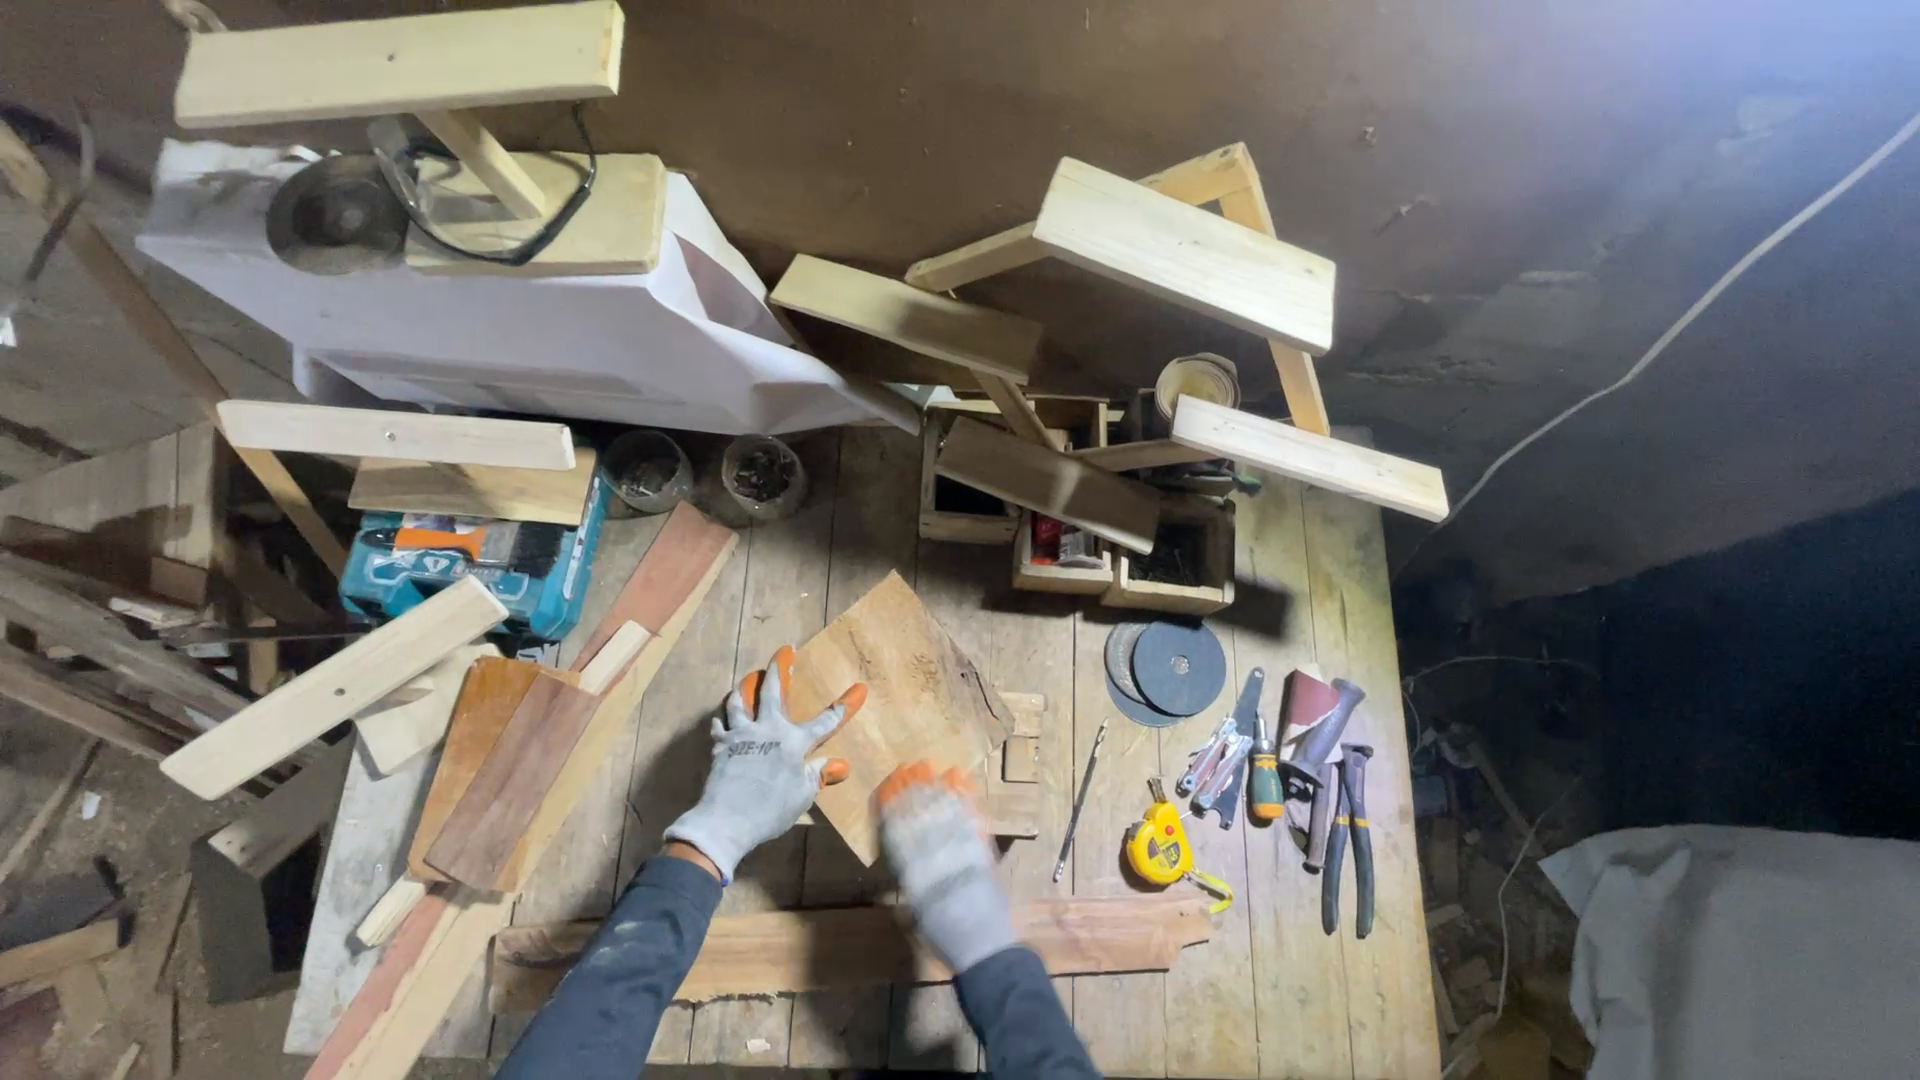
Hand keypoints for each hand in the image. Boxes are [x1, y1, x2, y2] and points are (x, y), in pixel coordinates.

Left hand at [663, 646, 862, 882]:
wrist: (726, 819)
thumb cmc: (771, 810)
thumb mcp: (802, 796)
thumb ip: (818, 775)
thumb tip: (840, 764)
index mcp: (793, 741)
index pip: (825, 722)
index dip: (843, 706)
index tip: (858, 689)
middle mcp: (768, 729)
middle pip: (773, 693)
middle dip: (780, 669)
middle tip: (784, 650)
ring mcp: (741, 735)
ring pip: (740, 702)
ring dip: (744, 688)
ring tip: (746, 678)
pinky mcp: (720, 746)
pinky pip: (720, 726)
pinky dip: (723, 720)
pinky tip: (721, 718)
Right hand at [876, 761, 1016, 974]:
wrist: (983, 944)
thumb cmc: (946, 936)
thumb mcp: (918, 910)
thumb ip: (913, 881)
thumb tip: (904, 857)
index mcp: (914, 869)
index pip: (898, 830)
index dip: (892, 807)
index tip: (888, 787)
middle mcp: (935, 853)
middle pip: (921, 813)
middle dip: (914, 789)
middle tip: (909, 767)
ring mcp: (961, 847)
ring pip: (944, 809)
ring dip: (935, 786)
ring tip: (929, 766)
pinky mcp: (982, 847)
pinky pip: (971, 816)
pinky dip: (964, 795)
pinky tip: (959, 779)